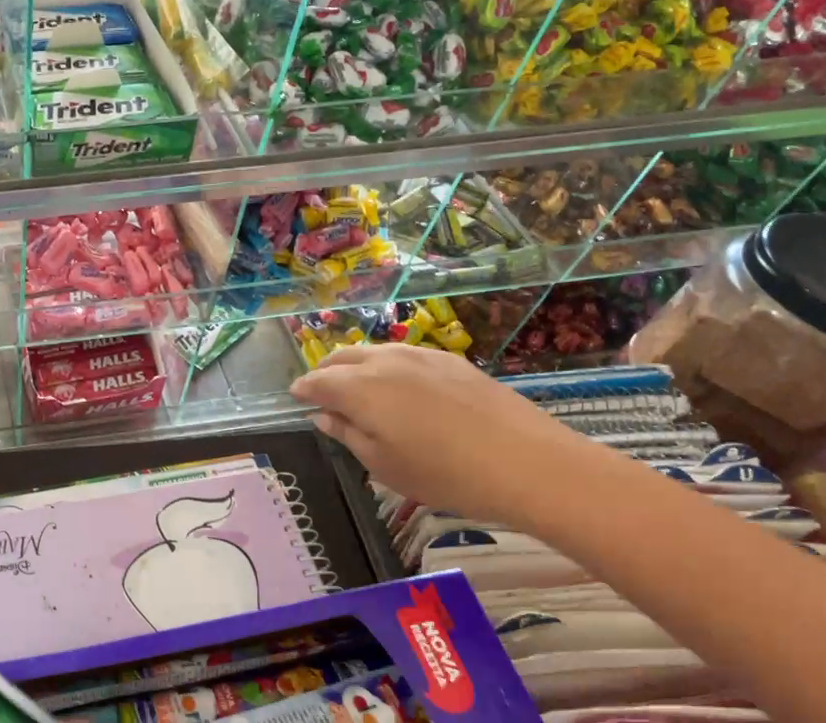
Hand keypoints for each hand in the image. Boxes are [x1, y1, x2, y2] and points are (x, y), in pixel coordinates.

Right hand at [290, 344, 620, 525]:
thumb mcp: (386, 466)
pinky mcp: (452, 360)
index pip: (317, 381)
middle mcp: (383, 361)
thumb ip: (350, 435)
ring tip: (360, 388)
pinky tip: (403, 389)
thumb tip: (326, 416)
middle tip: (323, 392)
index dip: (303, 389)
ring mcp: (420, 356)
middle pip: (342, 357)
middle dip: (326, 372)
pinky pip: (405, 356)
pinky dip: (389, 366)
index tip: (296, 398)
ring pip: (374, 351)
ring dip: (357, 366)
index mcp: (359, 387)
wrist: (529, 463)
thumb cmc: (447, 474)